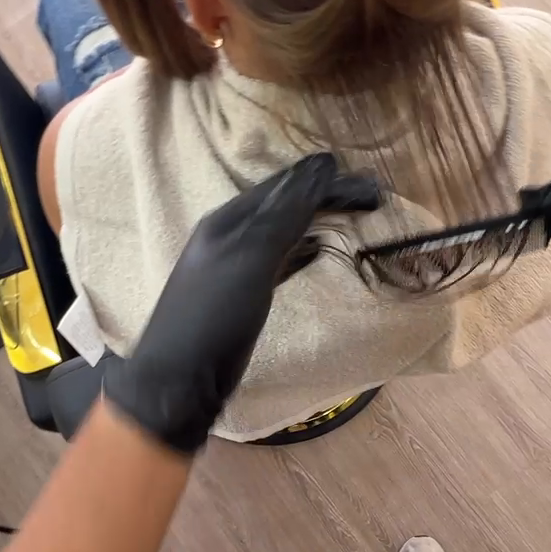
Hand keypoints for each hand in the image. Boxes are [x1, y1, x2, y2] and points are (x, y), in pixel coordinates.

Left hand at [104, 153, 379, 451]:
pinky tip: (317, 251)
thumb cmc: (213, 318)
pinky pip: (278, 262)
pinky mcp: (241, 297)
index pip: (286, 186)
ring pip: (283, 232)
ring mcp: (234, 267)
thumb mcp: (250, 259)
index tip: (371, 187)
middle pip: (285, 205)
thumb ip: (283, 216)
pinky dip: (300, 253)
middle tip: (371, 198)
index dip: (328, 182)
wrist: (179, 382)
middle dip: (326, 197)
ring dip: (316, 221)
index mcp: (227, 220)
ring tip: (351, 215)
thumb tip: (322, 168)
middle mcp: (229, 236)